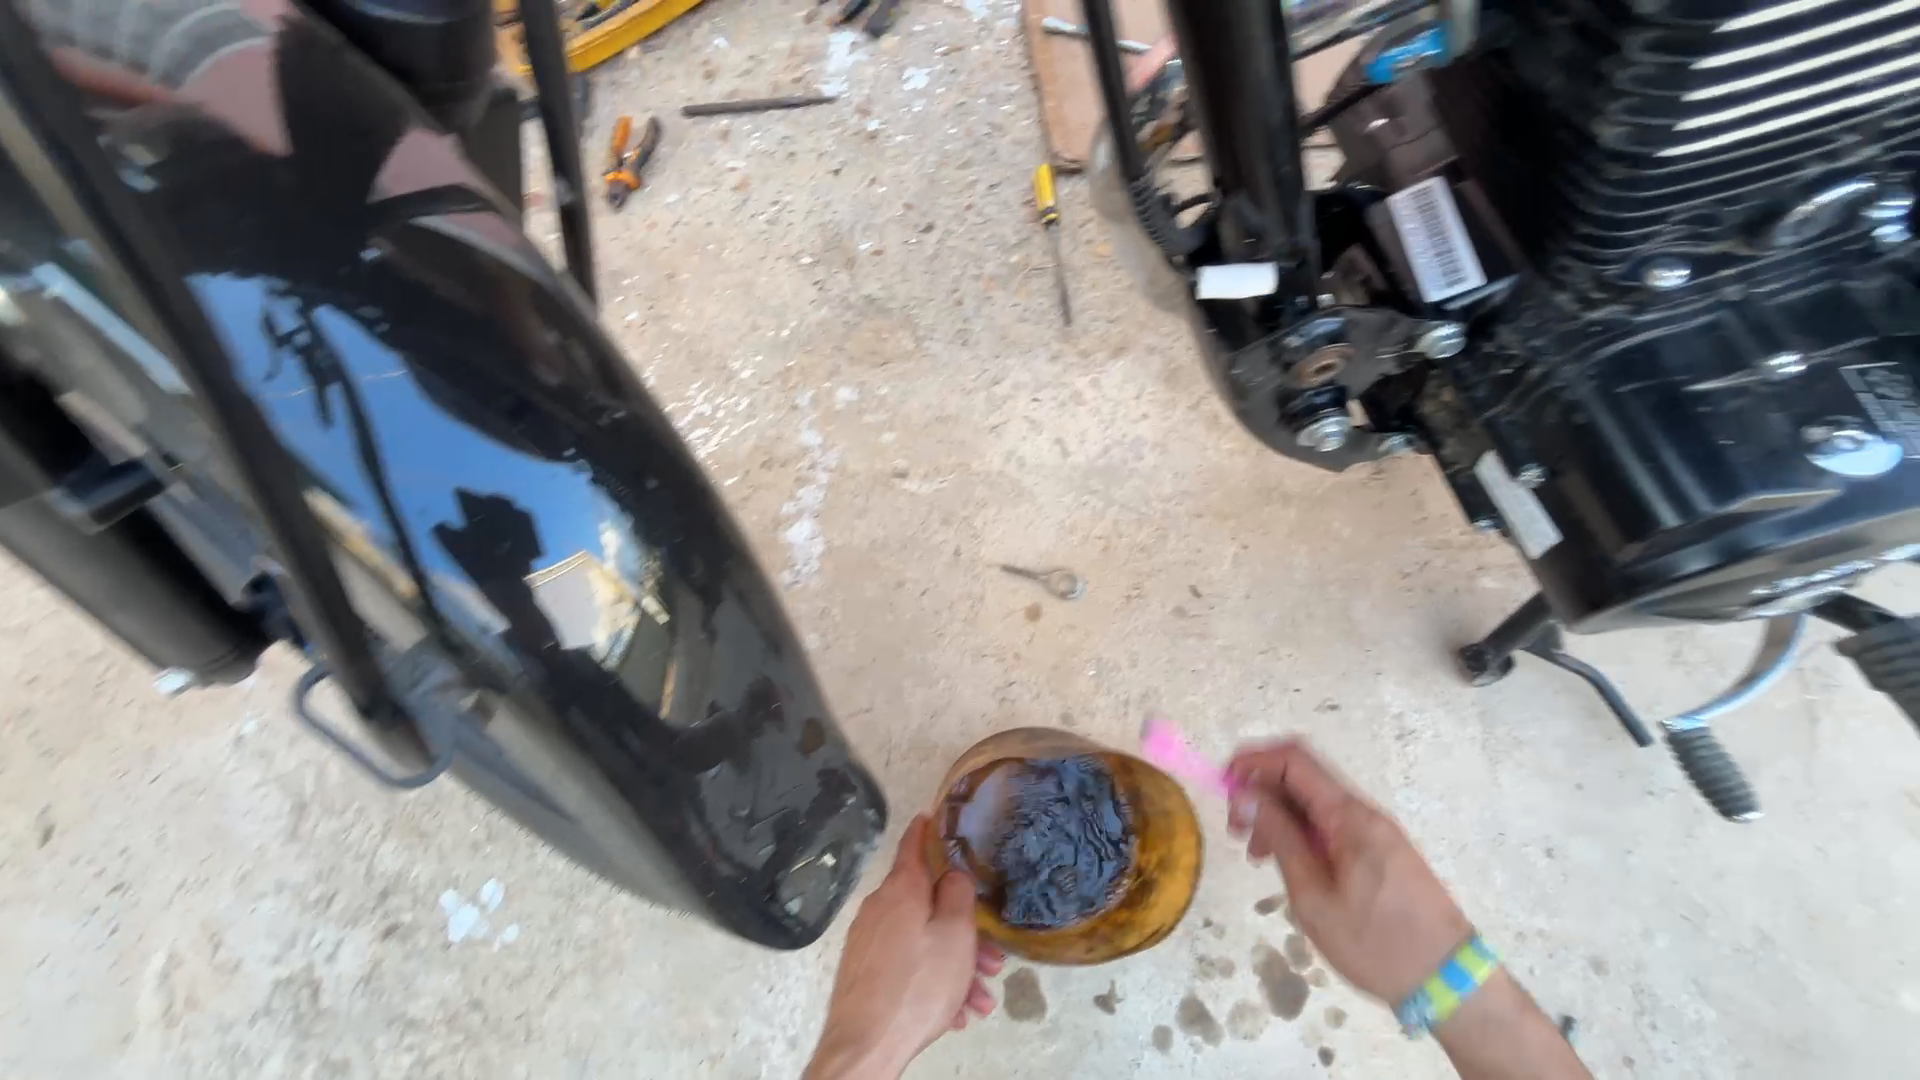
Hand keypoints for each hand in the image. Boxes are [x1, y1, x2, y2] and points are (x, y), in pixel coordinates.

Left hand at [804, 815, 1004, 1079]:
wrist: (864, 1047)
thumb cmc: (917, 984)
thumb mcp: (954, 934)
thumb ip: (958, 895)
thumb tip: (952, 874)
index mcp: (901, 888)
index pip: (913, 844)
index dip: (927, 829)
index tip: (934, 815)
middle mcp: (880, 907)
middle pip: (927, 903)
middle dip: (962, 926)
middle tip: (990, 958)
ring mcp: (869, 941)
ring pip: (921, 940)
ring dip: (953, 963)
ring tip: (979, 998)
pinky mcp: (864, 972)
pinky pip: (906, 965)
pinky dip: (931, 980)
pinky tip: (953, 1012)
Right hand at [1226, 739, 1472, 1003]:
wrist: (1453, 987)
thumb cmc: (1376, 943)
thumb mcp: (1313, 894)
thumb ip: (1278, 836)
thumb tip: (1244, 794)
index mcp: (1348, 815)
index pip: (1292, 758)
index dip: (1251, 761)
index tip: (1223, 788)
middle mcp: (1362, 812)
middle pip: (1300, 777)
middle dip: (1259, 792)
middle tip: (1237, 831)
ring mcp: (1374, 831)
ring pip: (1312, 802)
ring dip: (1277, 815)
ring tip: (1258, 856)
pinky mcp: (1379, 850)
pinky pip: (1329, 824)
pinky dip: (1299, 832)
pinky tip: (1288, 864)